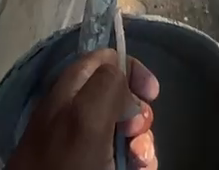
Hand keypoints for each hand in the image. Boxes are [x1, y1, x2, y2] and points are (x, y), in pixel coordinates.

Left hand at [6, 48, 158, 169]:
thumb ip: (107, 84)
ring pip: (126, 131)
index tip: (151, 93)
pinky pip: (125, 157)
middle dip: (139, 113)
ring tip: (140, 161)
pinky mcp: (94, 165)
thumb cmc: (66, 166)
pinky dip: (139, 162)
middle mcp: (77, 110)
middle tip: (135, 133)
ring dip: (142, 143)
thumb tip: (125, 79)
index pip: (105, 60)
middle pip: (121, 97)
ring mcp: (85, 143)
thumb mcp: (86, 117)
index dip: (131, 69)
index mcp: (70, 88)